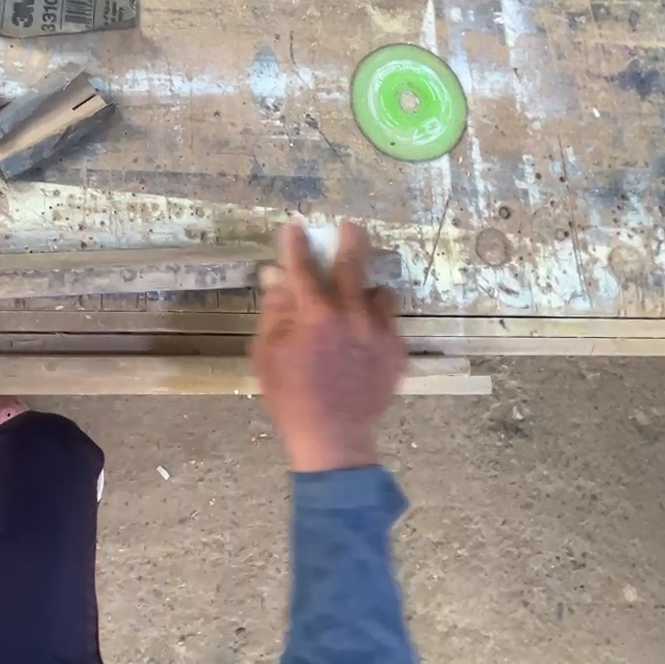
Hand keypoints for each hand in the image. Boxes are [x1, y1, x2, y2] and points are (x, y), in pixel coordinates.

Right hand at [251, 220, 408, 472]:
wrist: (333, 438)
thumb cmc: (290, 395)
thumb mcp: (267, 352)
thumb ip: (275, 311)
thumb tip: (277, 278)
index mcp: (316, 315)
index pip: (303, 267)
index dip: (296, 244)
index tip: (295, 225)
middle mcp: (352, 316)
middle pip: (353, 266)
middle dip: (351, 240)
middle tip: (350, 226)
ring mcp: (379, 334)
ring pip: (379, 294)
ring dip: (365, 290)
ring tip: (356, 297)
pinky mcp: (397, 353)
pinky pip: (389, 323)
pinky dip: (376, 321)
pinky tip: (363, 334)